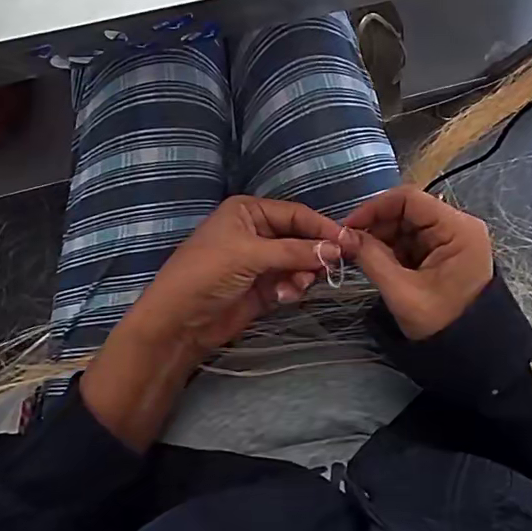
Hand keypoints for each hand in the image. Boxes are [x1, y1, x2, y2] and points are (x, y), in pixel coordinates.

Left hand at [80, 196, 356, 450]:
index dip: (322, 227)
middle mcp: (255, 231)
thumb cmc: (207, 272)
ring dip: (303, 274)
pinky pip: (292, 283)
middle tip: (331, 269)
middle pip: (301, 237)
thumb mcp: (249, 254)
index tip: (351, 242)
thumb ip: (294, 251)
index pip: (295, 213)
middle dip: (314, 253)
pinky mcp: (263, 287)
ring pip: (300, 262)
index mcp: (247, 211)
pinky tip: (283, 297)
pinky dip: (293, 289)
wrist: (180, 319)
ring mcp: (260, 260)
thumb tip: (336, 248)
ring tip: (294, 287)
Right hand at [342, 186, 493, 339]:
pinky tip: (376, 262)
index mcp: (457, 229)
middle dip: (375, 225)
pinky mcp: (442, 253)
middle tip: (350, 245)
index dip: (374, 208)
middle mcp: (457, 226)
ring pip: (403, 224)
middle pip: (405, 210)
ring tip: (360, 256)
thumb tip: (342, 235)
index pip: (408, 199)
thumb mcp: (401, 290)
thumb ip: (370, 257)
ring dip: (379, 237)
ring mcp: (450, 239)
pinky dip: (389, 248)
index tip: (348, 227)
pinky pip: (409, 239)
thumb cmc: (443, 322)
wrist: (475, 357)